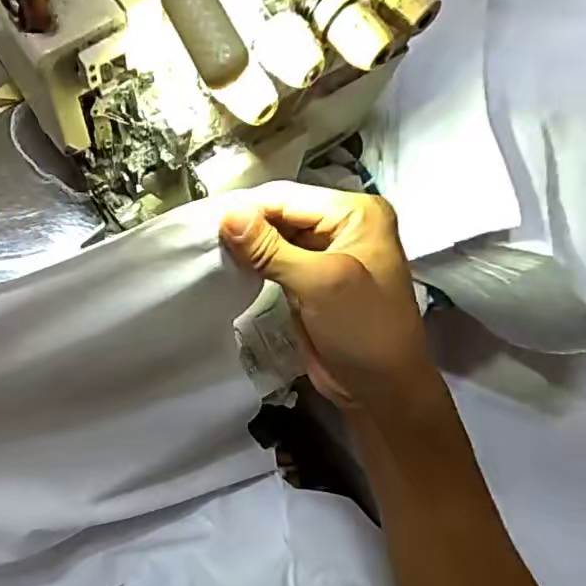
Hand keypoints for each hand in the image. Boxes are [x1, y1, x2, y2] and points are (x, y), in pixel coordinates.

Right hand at [220, 181, 432, 409]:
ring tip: (211, 253)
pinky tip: (229, 267)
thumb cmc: (363, 331)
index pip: (288, 197)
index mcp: (356, 212)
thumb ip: (271, 249)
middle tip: (204, 241)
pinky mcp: (308, 278)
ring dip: (245, 245)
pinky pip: (273, 259)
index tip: (206, 224)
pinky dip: (252, 263)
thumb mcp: (319, 284)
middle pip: (279, 212)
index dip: (247, 209)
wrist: (380, 389)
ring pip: (273, 236)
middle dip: (244, 226)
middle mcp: (341, 224)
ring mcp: (324, 252)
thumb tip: (227, 215)